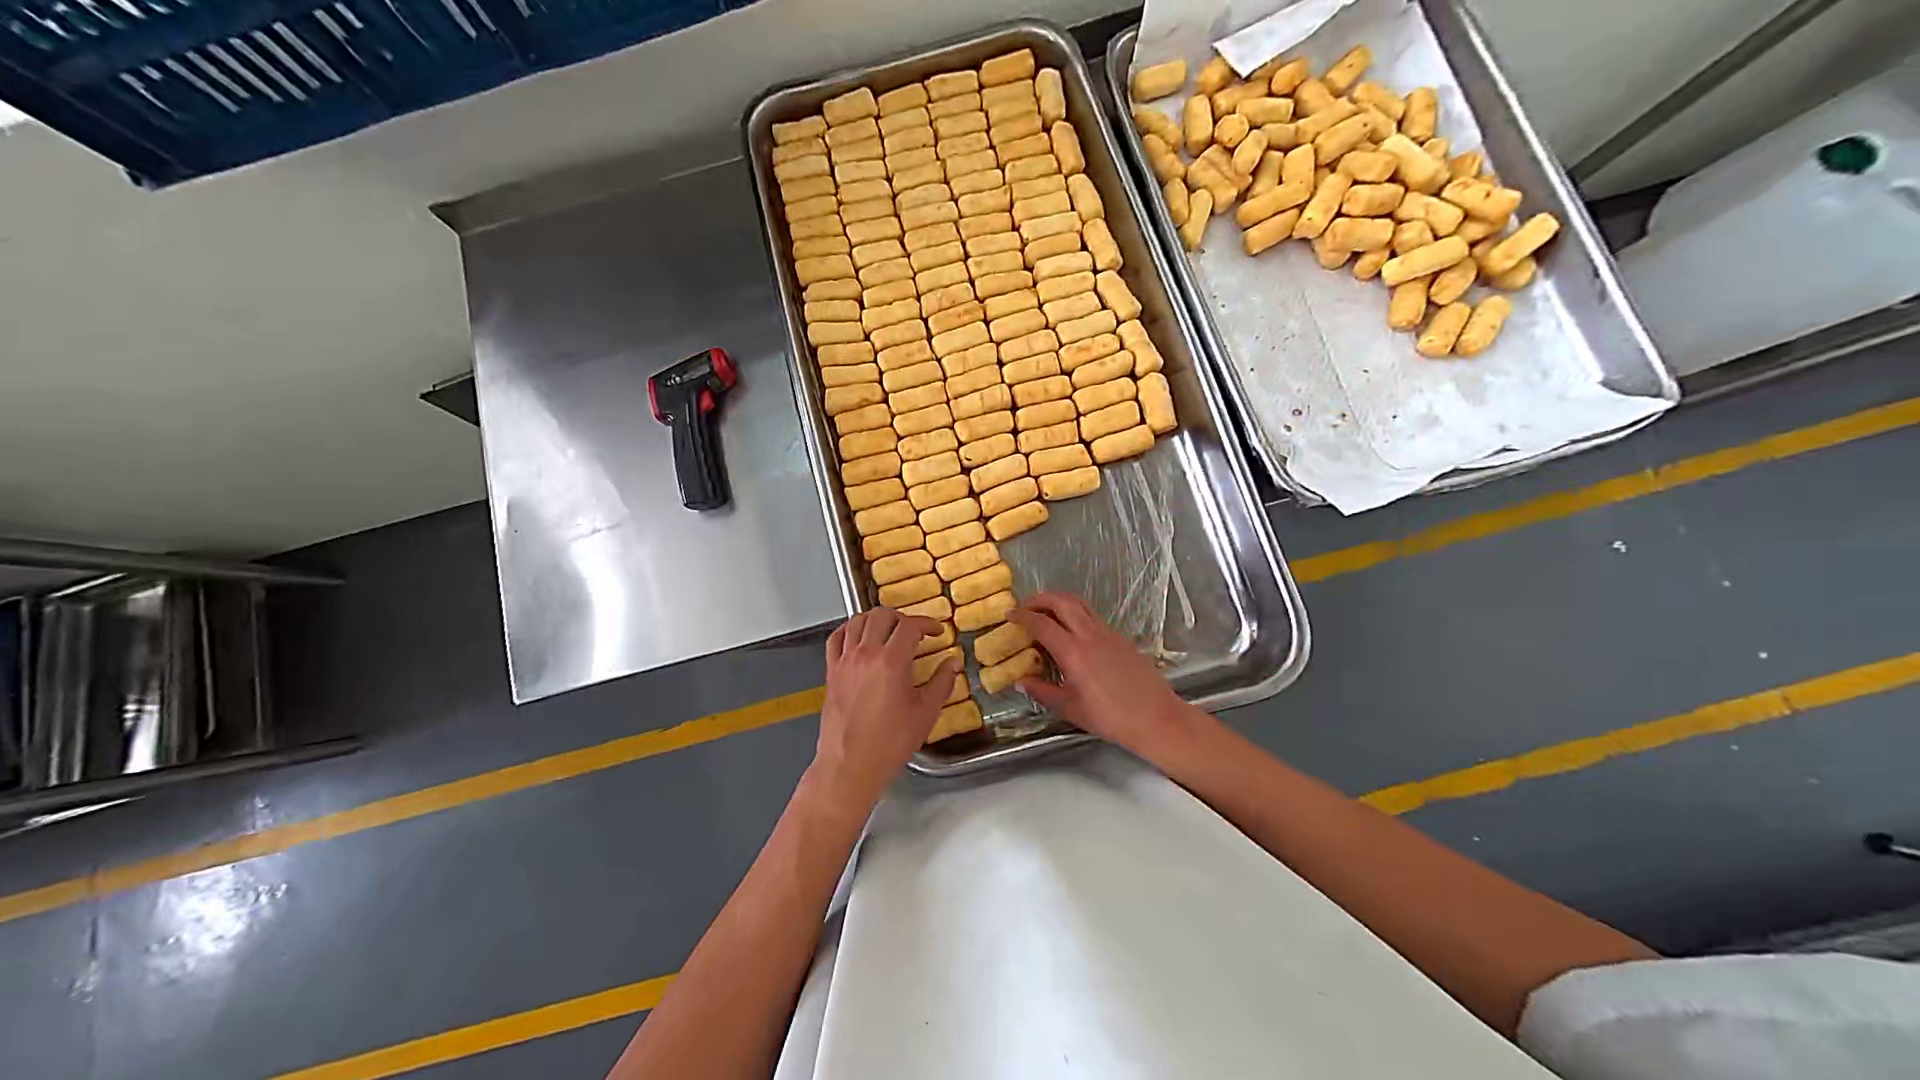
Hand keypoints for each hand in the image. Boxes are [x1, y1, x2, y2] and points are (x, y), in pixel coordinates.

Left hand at [812, 607, 957, 804]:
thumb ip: (942, 683)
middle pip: (882, 615)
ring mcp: (844, 662)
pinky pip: (836, 639)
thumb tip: (951, 665)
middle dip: (902, 618)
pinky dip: (849, 630)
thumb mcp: (925, 713)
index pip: (910, 626)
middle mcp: (865, 654)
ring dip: (876, 619)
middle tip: (914, 630)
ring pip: (857, 621)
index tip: (936, 631)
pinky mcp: (831, 673)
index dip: (927, 624)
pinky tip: (857, 636)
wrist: (850, 765)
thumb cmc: (889, 743)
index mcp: (891, 661)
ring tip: (889, 629)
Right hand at [1010, 592, 1216, 765]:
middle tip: (1025, 606)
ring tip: (1046, 612)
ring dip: (1059, 601)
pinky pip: (1093, 617)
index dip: (1022, 616)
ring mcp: (1108, 633)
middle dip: (1040, 598)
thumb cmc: (1110, 717)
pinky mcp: (1121, 638)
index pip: (1041, 624)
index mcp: (1073, 652)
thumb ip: (1043, 692)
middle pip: (1061, 601)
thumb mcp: (1070, 708)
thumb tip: (1021, 682)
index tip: (1009, 615)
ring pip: (1080, 604)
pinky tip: (1072, 632)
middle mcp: (1090, 635)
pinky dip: (1076, 614)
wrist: (1155, 717)